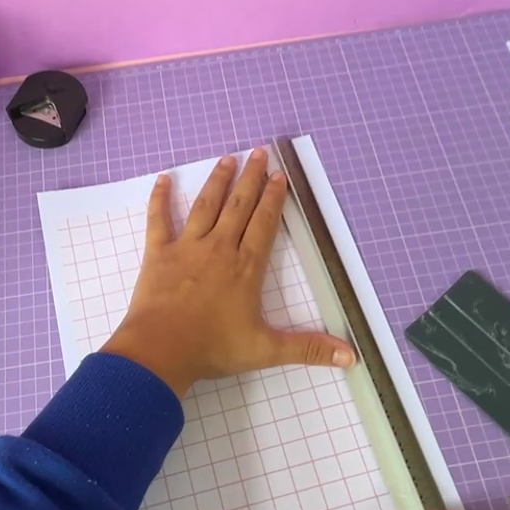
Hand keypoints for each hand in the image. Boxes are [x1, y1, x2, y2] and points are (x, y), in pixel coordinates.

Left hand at [101, 147, 356, 395]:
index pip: (264, 224)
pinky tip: (163, 179)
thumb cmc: (213, 348)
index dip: (273, 198)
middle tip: (258, 152)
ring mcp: (186, 247)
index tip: (279, 175)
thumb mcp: (266, 350)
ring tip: (227, 158)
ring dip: (217, 181)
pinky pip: (158, 219)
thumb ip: (308, 349)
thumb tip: (351, 356)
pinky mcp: (158, 253)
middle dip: (250, 178)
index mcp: (246, 267)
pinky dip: (159, 198)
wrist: (161, 350)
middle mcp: (219, 248)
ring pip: (205, 206)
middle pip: (238, 206)